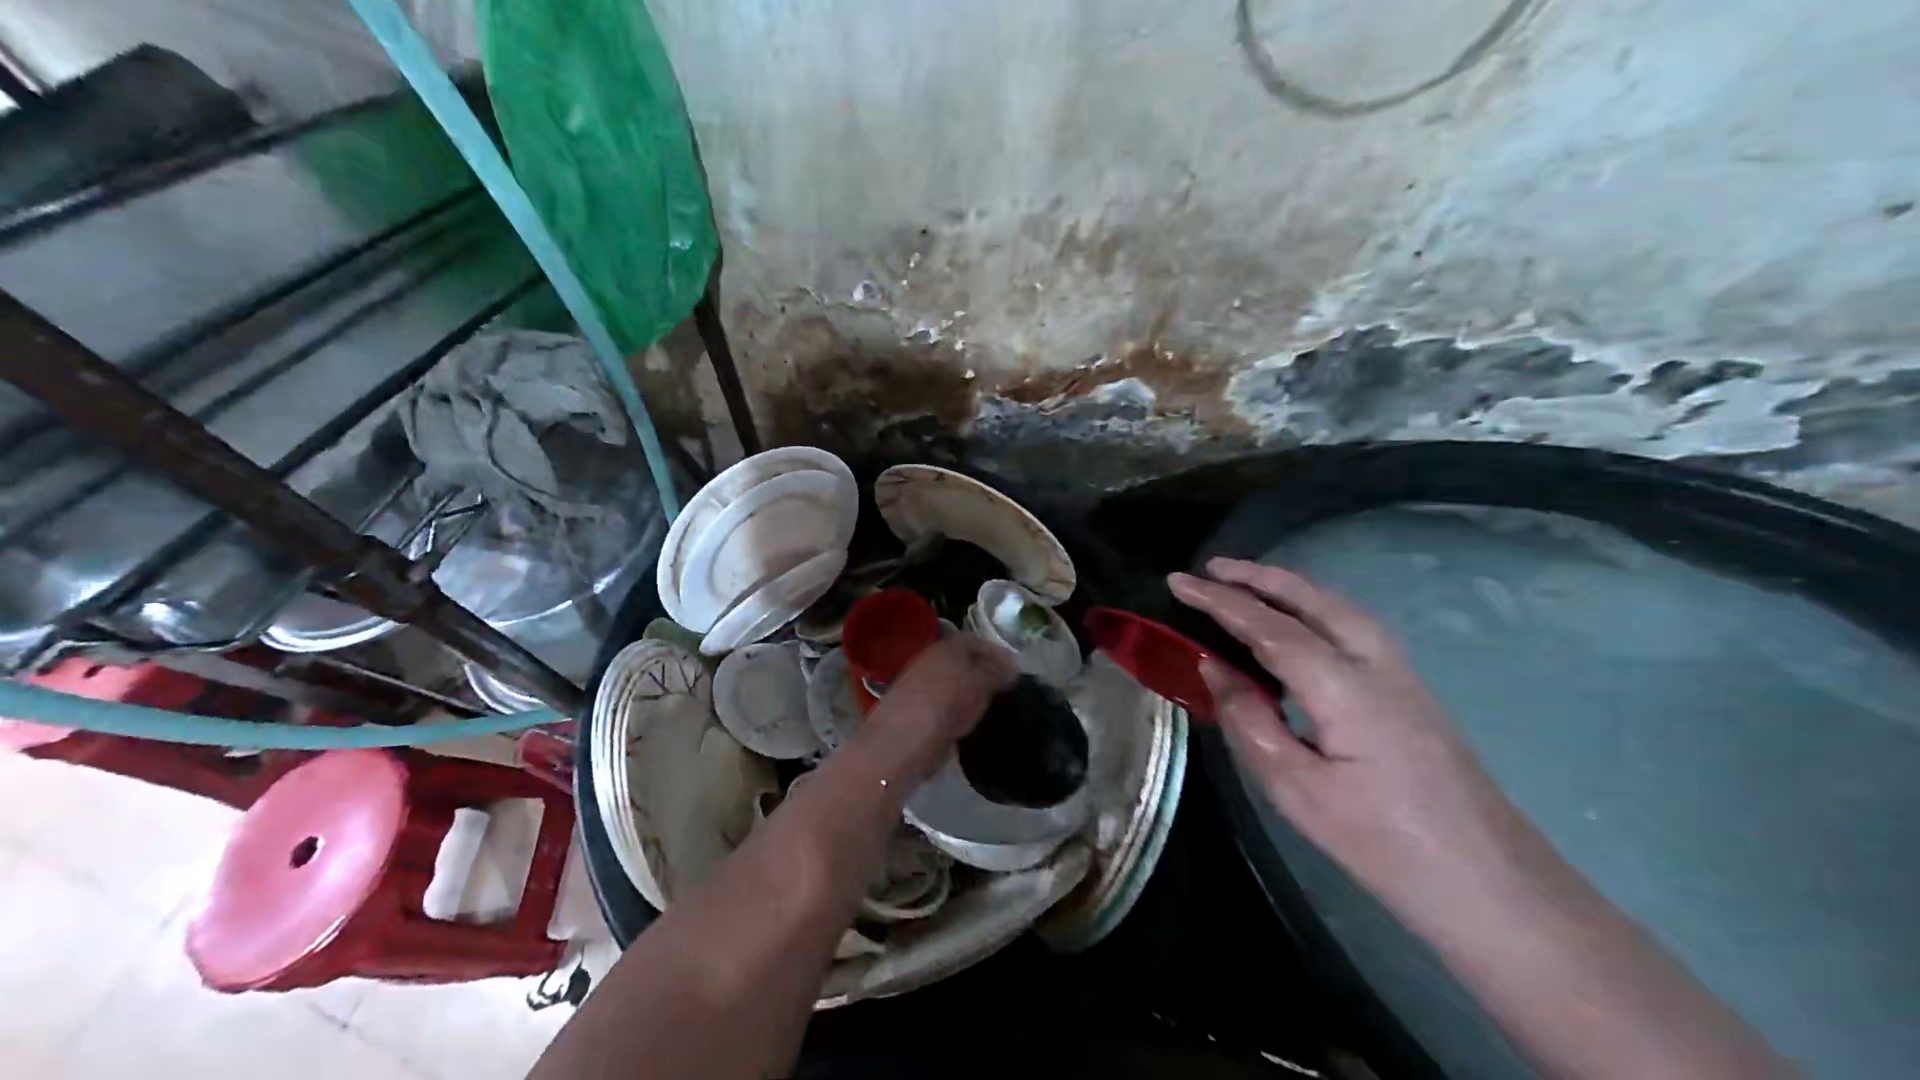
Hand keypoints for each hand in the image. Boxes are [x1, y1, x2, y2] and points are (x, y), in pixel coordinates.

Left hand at [864, 635, 1015, 770]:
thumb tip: (1012, 668)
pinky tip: (974, 720)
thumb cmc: (945, 705)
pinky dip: (962, 708)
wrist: (902, 742)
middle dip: (988, 672)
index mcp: (946, 647)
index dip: (999, 653)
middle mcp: (932, 661)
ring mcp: (922, 686)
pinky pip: (948, 703)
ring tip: (996, 706)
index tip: (1018, 670)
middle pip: (966, 662)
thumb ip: (997, 673)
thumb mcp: (980, 684)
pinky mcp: (918, 710)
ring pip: (957, 682)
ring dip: (975, 691)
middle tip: (1010, 689)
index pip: (978, 642)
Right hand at [1170, 558, 1543, 921]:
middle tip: (1211, 567)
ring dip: (1288, 587)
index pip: (1269, 627)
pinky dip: (1313, 607)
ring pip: (1338, 607)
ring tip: (1247, 581)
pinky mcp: (1410, 689)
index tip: (1177, 581)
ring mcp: (1402, 673)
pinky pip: (1352, 626)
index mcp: (1345, 687)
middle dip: (1258, 577)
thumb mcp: (1297, 790)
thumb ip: (1250, 720)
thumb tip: (1213, 667)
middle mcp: (1377, 663)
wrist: (1490, 884)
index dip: (1219, 601)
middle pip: (1312, 600)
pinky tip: (1299, 623)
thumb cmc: (1382, 844)